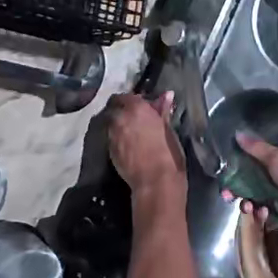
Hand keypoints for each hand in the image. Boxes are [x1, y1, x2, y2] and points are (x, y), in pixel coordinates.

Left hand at [108, 92, 185, 206]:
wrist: (155, 181)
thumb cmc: (168, 153)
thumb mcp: (169, 130)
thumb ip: (163, 111)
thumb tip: (167, 95)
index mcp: (136, 109)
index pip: (126, 96)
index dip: (135, 101)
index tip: (145, 107)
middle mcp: (119, 118)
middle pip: (116, 108)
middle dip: (125, 111)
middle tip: (140, 120)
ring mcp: (112, 135)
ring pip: (113, 123)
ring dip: (121, 124)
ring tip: (135, 133)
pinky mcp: (109, 150)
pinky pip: (112, 138)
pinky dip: (120, 137)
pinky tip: (131, 146)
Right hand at [232, 133, 277, 233]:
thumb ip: (257, 149)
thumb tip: (238, 133)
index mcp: (275, 163)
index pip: (248, 165)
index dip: (234, 171)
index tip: (223, 177)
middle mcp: (276, 179)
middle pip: (248, 185)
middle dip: (237, 191)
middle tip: (229, 196)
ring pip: (255, 201)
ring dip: (249, 204)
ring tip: (250, 207)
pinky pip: (266, 215)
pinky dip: (262, 215)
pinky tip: (264, 214)